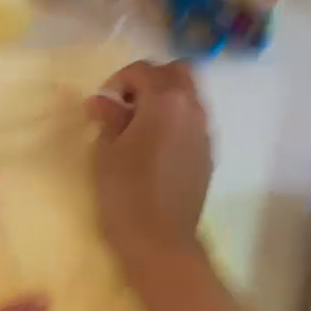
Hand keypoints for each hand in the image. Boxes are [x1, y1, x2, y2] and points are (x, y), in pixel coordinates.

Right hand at [86, 60, 213, 265]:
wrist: (160, 240)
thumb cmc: (125, 192)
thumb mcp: (106, 152)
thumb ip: (108, 119)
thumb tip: (102, 102)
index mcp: (165, 101)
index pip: (142, 70)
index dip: (118, 81)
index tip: (102, 106)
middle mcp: (192, 109)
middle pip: (177, 72)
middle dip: (150, 80)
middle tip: (125, 106)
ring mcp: (204, 132)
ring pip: (189, 96)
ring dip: (165, 101)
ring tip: (138, 128)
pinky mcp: (207, 155)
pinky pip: (193, 122)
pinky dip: (175, 122)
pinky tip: (155, 148)